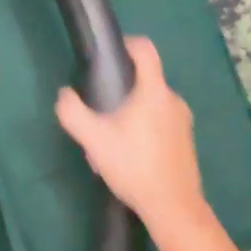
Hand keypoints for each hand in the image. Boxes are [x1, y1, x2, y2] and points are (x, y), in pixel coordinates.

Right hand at [55, 36, 208, 228]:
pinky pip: (161, 124)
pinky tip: (128, 157)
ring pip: (152, 105)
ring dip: (131, 114)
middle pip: (145, 81)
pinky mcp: (186, 141)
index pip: (145, 49)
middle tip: (100, 112)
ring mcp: (184, 121)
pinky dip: (144, 131)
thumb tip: (64, 94)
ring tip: (111, 141)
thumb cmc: (134, 166)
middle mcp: (173, 100)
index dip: (126, 44)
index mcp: (154, 91)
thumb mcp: (93, 140)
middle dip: (121, 91)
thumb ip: (73, 113)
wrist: (173, 206)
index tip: (108, 55)